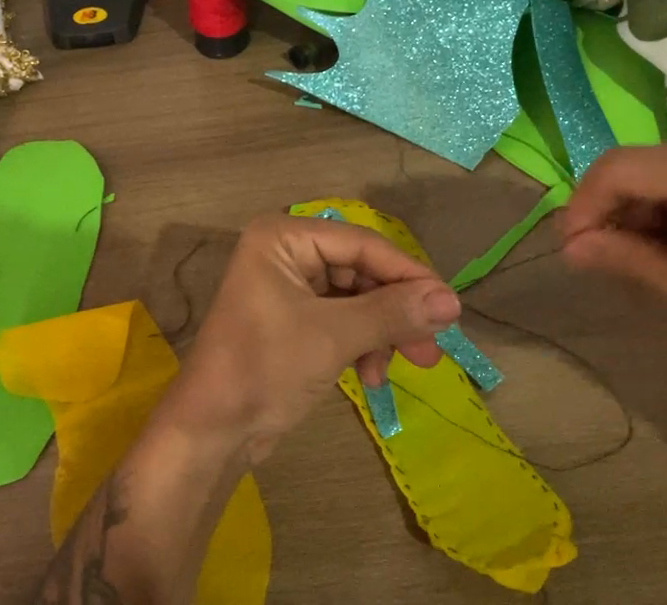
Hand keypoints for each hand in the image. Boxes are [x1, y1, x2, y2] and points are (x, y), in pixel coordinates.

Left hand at [161, 214, 461, 464]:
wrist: (213, 429)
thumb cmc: (265, 368)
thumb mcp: (334, 336)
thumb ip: (393, 313)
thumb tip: (453, 302)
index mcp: (283, 237)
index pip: (362, 243)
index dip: (408, 274)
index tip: (450, 308)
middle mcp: (285, 252)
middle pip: (361, 270)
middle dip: (396, 309)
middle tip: (431, 347)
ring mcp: (288, 286)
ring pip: (357, 297)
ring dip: (382, 331)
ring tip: (409, 365)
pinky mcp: (293, 319)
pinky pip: (342, 319)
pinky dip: (362, 343)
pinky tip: (372, 375)